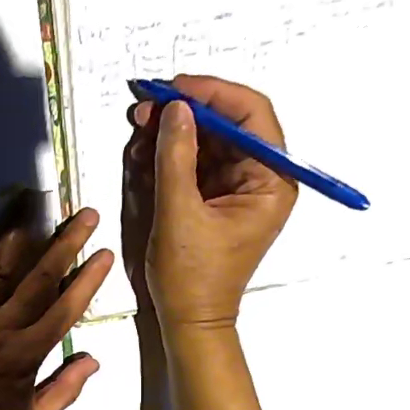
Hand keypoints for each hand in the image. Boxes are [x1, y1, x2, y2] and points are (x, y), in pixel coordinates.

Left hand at [0, 208, 112, 409]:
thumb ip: (64, 389)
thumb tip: (92, 360)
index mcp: (26, 354)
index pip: (64, 310)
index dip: (87, 280)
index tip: (104, 253)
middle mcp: (3, 329)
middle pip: (39, 280)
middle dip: (66, 245)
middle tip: (86, 215)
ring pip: (4, 277)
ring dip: (24, 247)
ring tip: (36, 222)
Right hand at [122, 74, 298, 330]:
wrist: (189, 321)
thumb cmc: (192, 278)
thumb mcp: (180, 214)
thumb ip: (176, 157)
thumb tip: (174, 108)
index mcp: (270, 183)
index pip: (252, 116)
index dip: (213, 94)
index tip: (174, 88)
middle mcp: (260, 179)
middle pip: (227, 124)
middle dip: (186, 112)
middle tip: (146, 107)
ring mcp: (237, 188)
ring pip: (207, 140)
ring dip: (172, 131)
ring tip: (139, 128)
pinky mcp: (215, 198)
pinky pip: (195, 163)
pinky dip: (170, 154)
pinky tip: (144, 150)